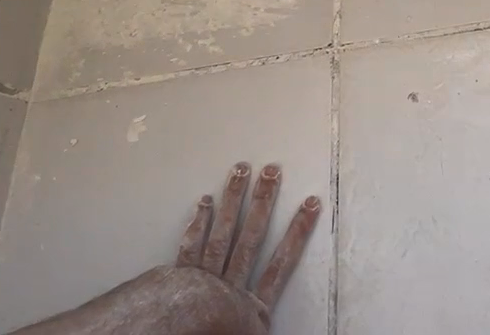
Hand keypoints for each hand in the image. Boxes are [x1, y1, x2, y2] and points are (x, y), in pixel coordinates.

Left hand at [173, 162, 321, 331]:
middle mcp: (230, 289)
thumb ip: (259, 327)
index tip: (311, 203)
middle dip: (263, 203)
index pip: (281, 266)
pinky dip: (198, 225)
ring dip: (233, 202)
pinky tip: (204, 202)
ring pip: (222, 236)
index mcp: (252, 311)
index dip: (298, 233)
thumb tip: (271, 322)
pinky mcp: (178, 282)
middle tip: (272, 171)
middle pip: (250, 239)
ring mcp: (203, 281)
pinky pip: (190, 249)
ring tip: (241, 170)